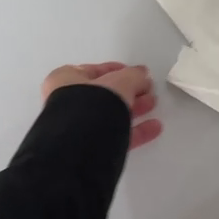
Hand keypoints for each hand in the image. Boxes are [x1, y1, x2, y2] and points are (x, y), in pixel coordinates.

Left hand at [42, 62, 162, 149]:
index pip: (93, 71)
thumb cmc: (93, 103)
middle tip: (148, 90)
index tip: (137, 74)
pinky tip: (153, 127)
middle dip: (129, 91)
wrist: (81, 145)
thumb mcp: (119, 82)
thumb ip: (133, 76)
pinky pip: (115, 135)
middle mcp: (67, 103)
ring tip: (153, 104)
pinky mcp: (90, 149)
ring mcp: (78, 128)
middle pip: (104, 94)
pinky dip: (135, 131)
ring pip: (110, 115)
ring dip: (133, 109)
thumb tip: (142, 75)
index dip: (117, 70)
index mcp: (64, 80)